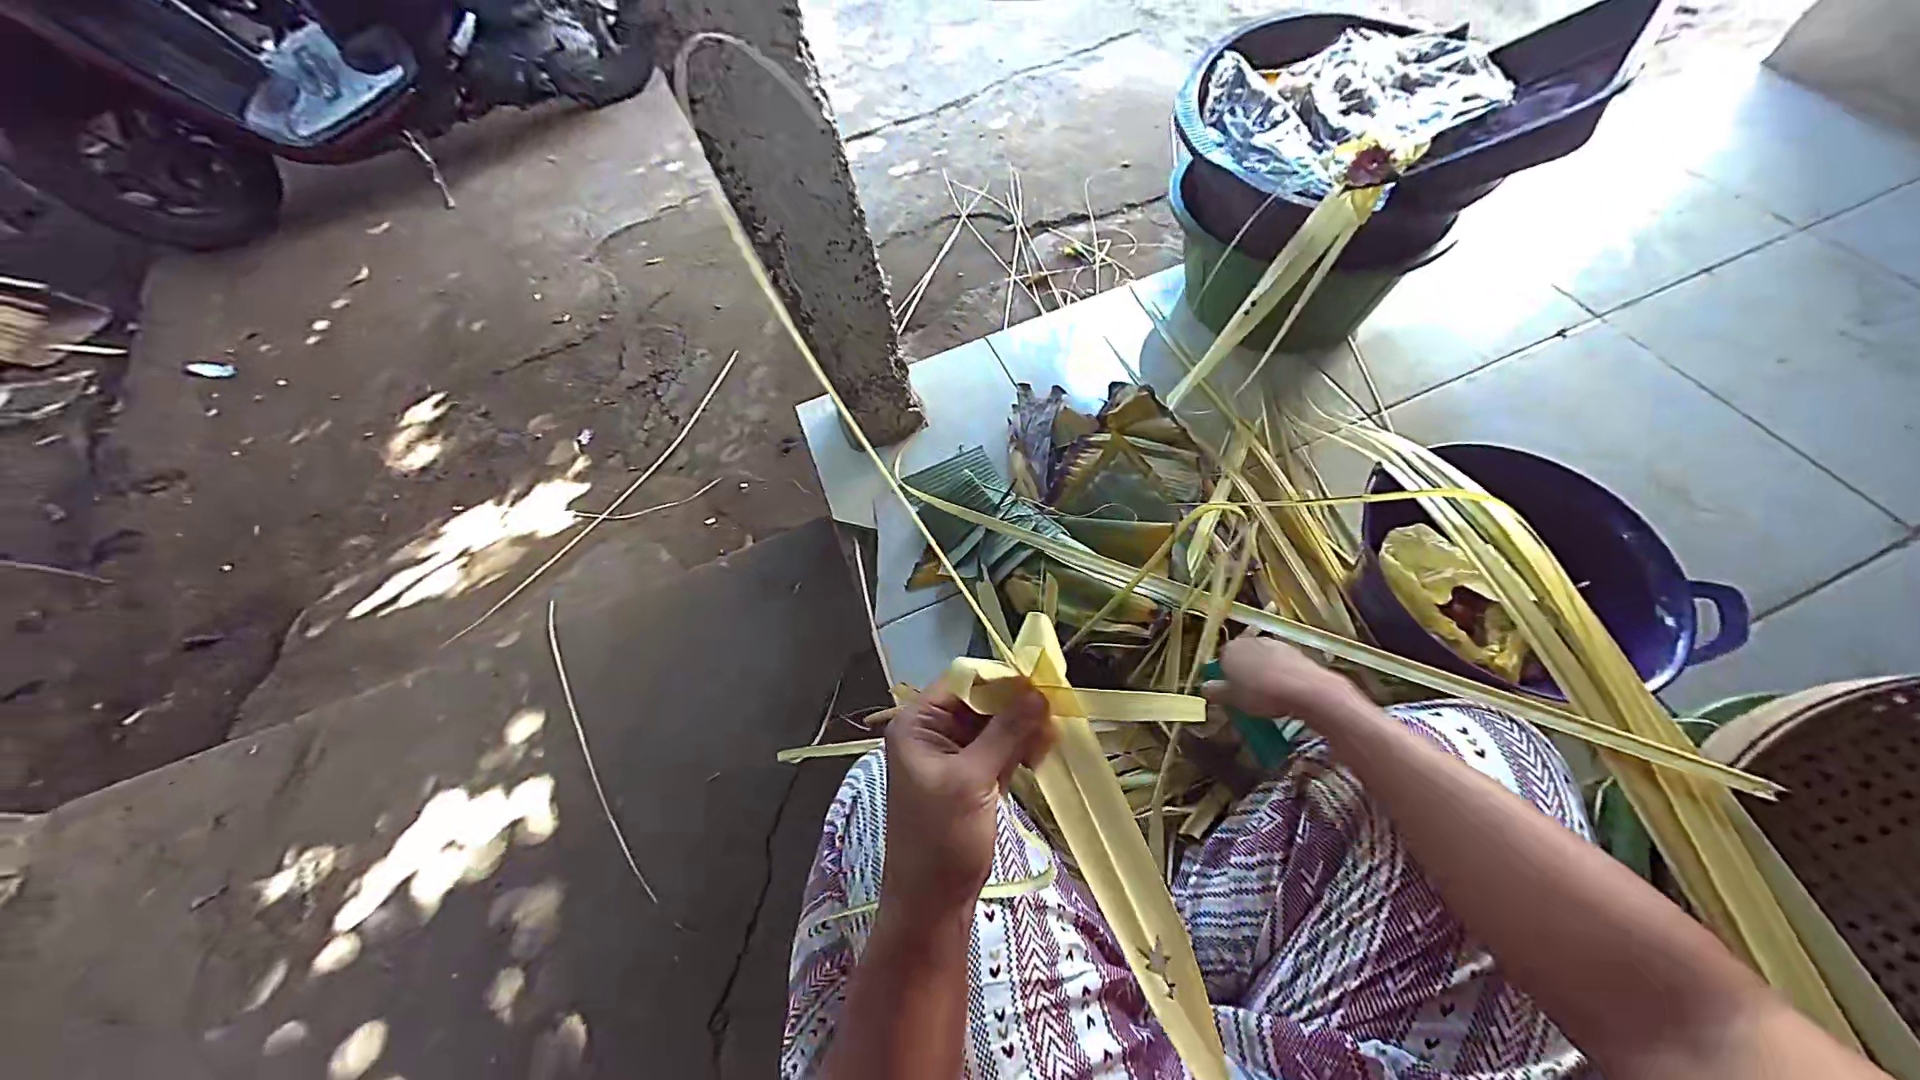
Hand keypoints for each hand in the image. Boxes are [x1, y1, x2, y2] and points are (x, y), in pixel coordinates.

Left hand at [881, 683, 1053, 923]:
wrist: (933, 904)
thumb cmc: (941, 839)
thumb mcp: (973, 780)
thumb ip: (1005, 733)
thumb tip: (1038, 694)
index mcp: (918, 724)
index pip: (962, 682)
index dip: (1000, 679)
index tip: (1040, 681)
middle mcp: (933, 732)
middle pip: (980, 702)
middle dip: (1016, 705)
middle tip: (1054, 709)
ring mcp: (953, 755)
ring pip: (994, 725)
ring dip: (1022, 728)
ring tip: (1053, 733)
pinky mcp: (972, 776)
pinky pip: (999, 749)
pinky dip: (1020, 748)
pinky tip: (1043, 751)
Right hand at [1202, 636, 1357, 720]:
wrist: (1305, 689)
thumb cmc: (1260, 693)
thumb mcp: (1233, 699)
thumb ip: (1218, 693)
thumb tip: (1205, 688)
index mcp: (1229, 650)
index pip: (1221, 660)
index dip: (1225, 677)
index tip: (1230, 693)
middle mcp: (1250, 641)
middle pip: (1243, 657)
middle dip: (1244, 673)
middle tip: (1248, 696)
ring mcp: (1274, 644)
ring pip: (1263, 659)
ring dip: (1263, 673)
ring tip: (1270, 696)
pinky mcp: (1295, 651)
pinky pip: (1281, 663)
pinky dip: (1281, 674)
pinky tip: (1286, 691)